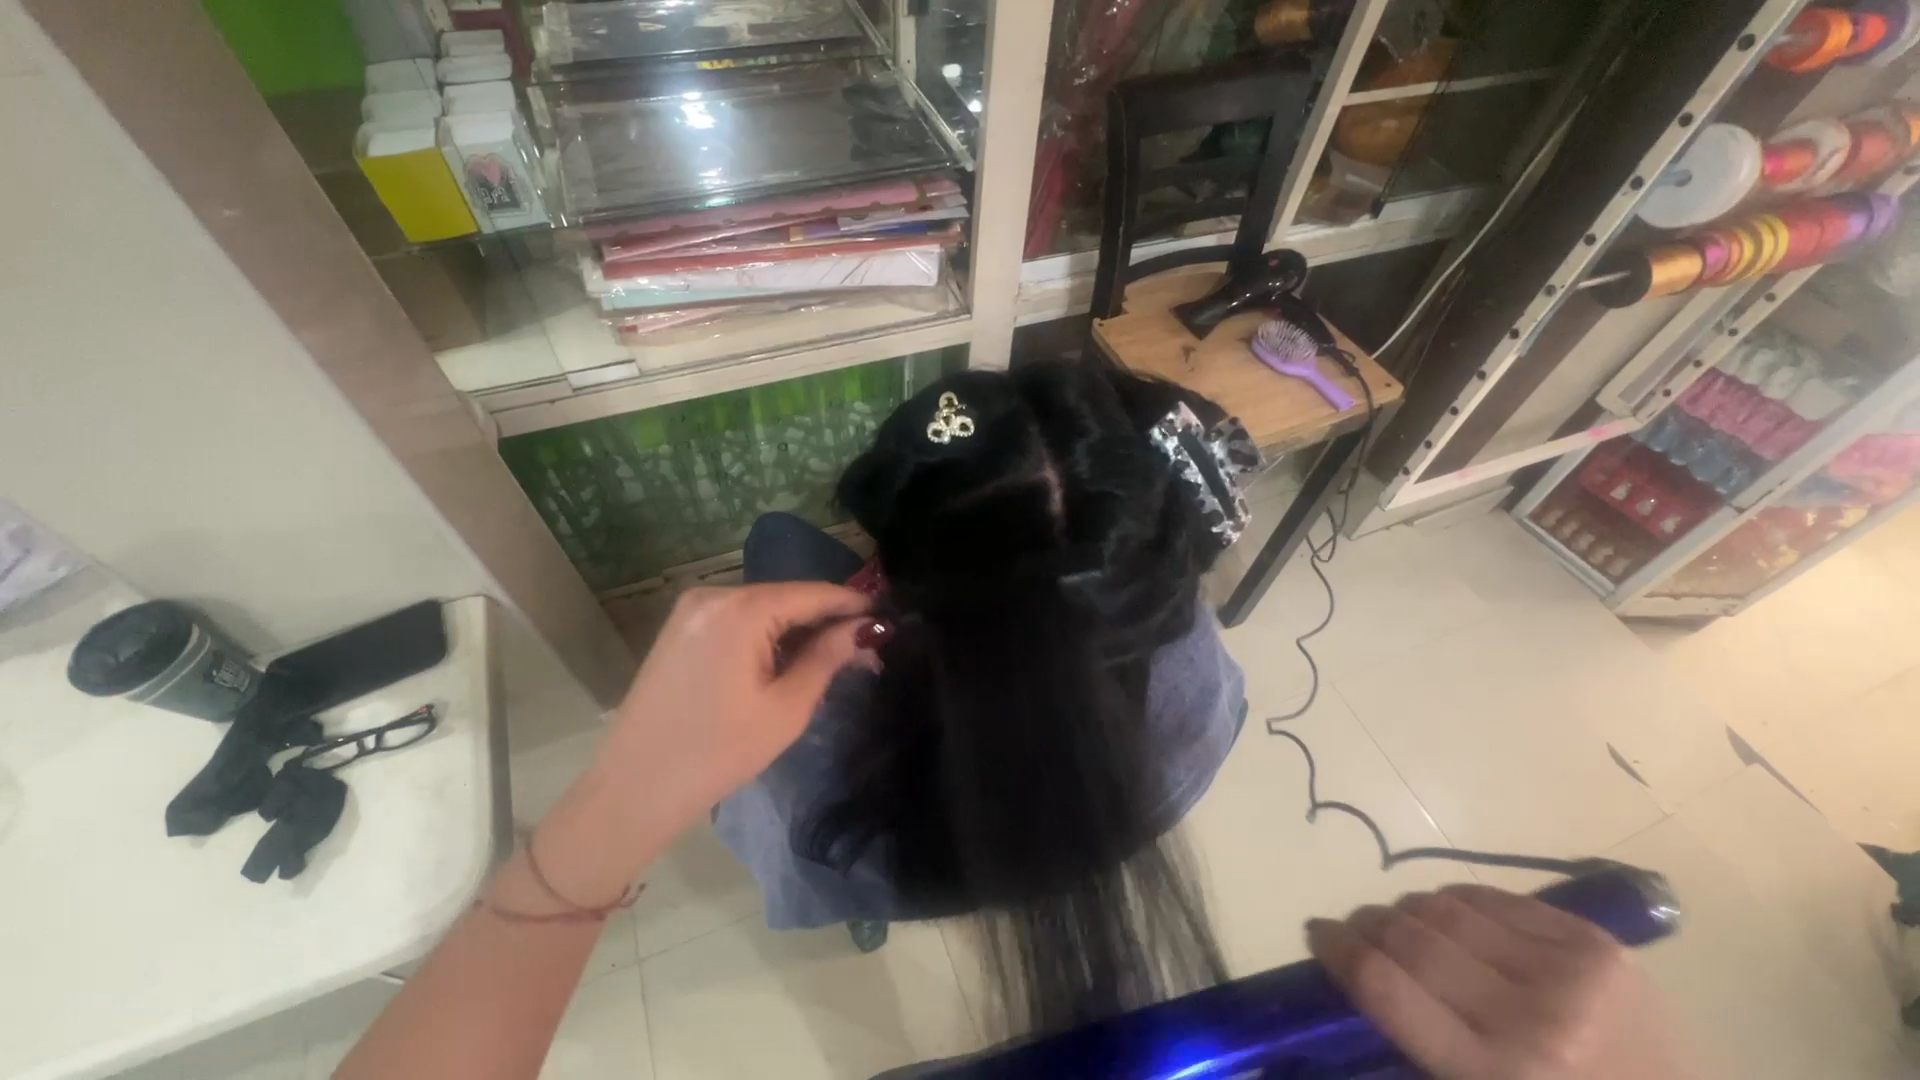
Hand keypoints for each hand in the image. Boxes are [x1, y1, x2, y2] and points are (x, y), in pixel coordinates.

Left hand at [535, 584, 875, 902]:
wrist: (634, 788)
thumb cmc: (718, 753)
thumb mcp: (786, 708)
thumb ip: (828, 657)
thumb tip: (867, 628)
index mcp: (740, 609)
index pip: (813, 594)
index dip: (854, 604)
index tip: (889, 617)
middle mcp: (713, 594)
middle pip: (787, 597)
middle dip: (827, 620)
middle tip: (867, 647)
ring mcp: (691, 610)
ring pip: (763, 608)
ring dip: (798, 629)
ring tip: (836, 657)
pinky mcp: (680, 629)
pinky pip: (738, 620)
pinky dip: (767, 635)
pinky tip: (789, 659)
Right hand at [1309, 884, 1697, 1079]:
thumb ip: (1411, 1048)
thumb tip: (1352, 975)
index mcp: (1495, 1072)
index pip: (1382, 984)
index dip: (1336, 950)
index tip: (1317, 935)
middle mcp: (1532, 1015)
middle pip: (1407, 937)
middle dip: (1365, 926)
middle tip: (1355, 933)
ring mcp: (1570, 971)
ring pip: (1443, 905)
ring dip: (1408, 911)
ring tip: (1405, 928)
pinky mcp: (1595, 943)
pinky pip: (1491, 897)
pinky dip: (1455, 903)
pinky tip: (1453, 921)